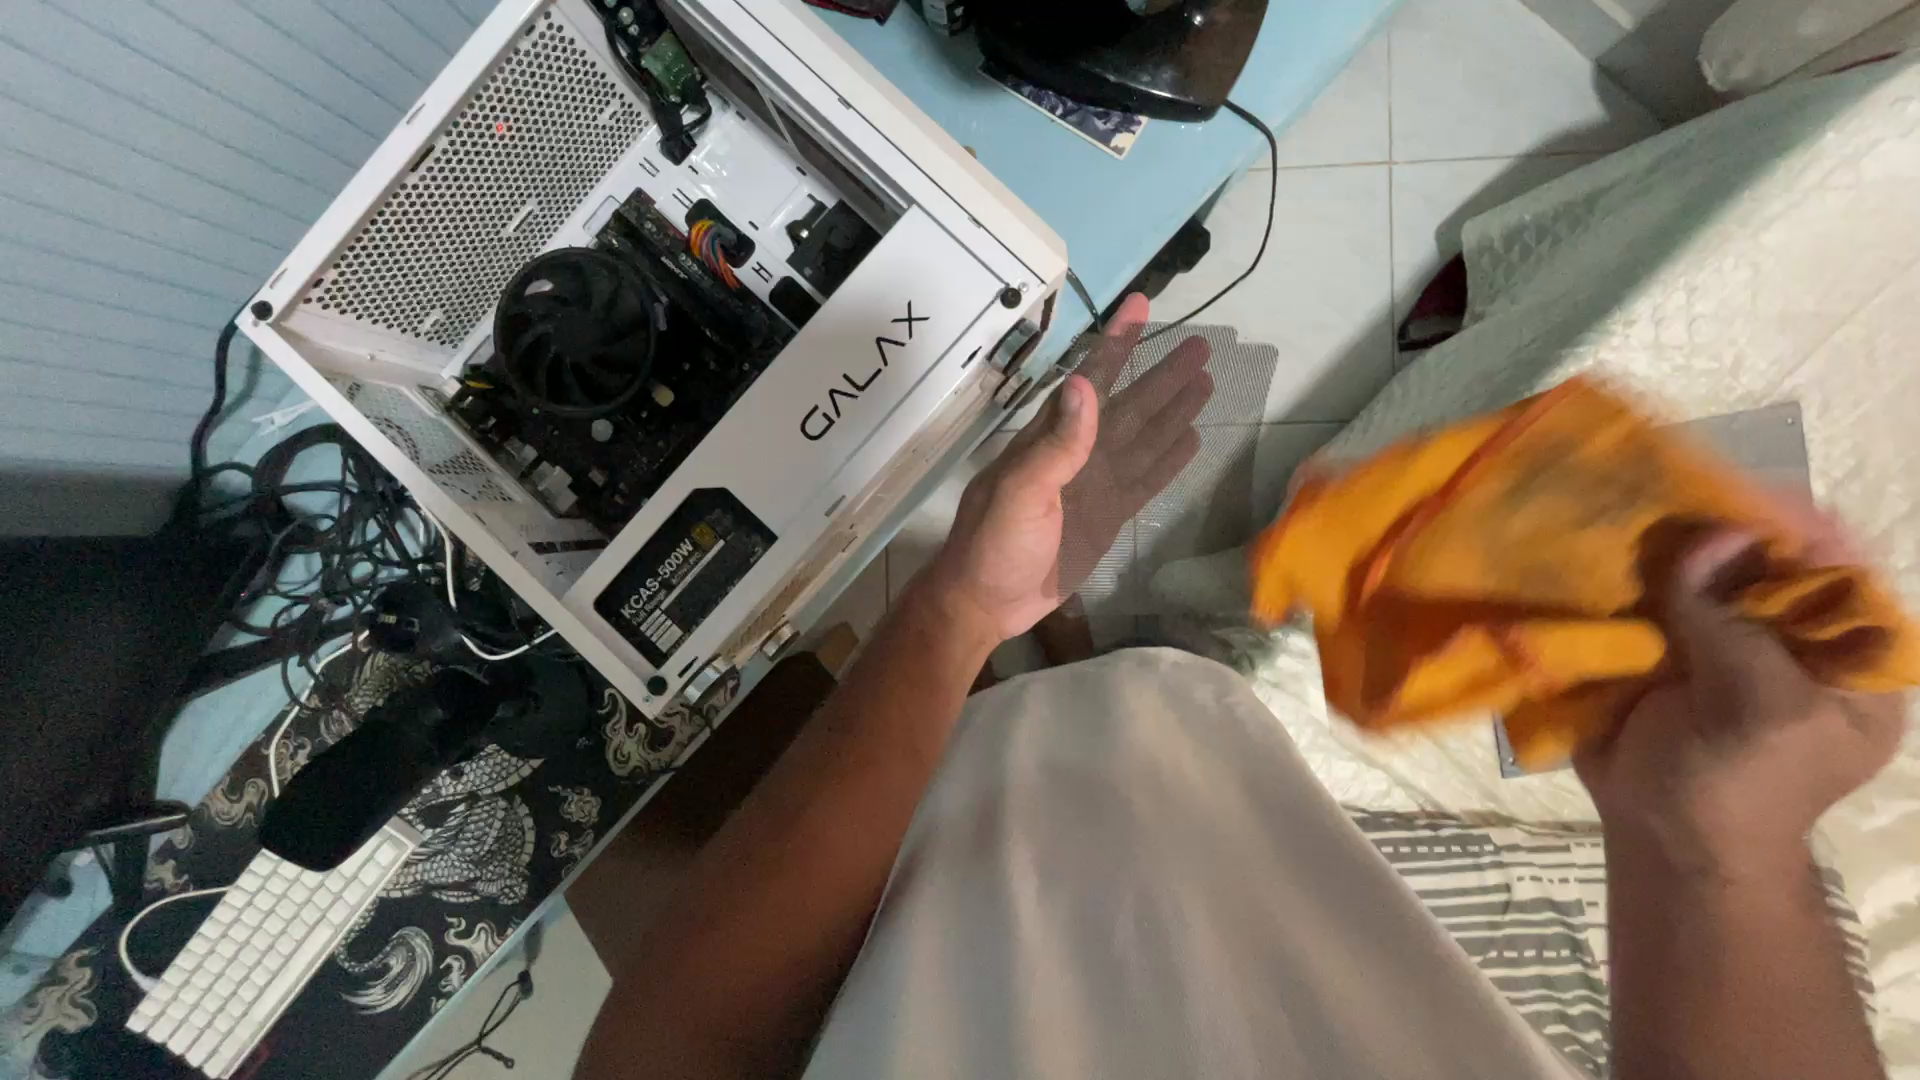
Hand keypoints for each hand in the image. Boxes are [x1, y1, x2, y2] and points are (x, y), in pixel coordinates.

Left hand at [913, 294, 1212, 644]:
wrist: (990, 599)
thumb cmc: (995, 543)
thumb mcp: (1021, 490)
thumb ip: (1056, 443)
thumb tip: (1082, 382)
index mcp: (1052, 437)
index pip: (1092, 378)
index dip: (1117, 342)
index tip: (1142, 305)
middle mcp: (1079, 452)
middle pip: (1131, 404)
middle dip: (1162, 374)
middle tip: (1202, 344)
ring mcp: (1096, 484)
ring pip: (1145, 437)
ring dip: (1173, 409)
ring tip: (1205, 380)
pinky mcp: (1109, 515)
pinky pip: (1146, 478)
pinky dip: (1168, 459)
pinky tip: (1191, 439)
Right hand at [1575, 528, 1908, 875]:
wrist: (1665, 836)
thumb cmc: (1739, 786)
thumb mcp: (1762, 711)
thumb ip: (1735, 627)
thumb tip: (1708, 536)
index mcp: (1846, 649)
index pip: (1833, 563)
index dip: (1785, 524)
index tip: (1719, 494)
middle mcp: (1783, 632)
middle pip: (1756, 559)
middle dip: (1707, 527)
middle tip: (1648, 497)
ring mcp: (1715, 639)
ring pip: (1691, 574)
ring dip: (1652, 547)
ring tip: (1608, 512)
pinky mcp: (1656, 648)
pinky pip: (1642, 601)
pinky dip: (1616, 577)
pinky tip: (1587, 554)